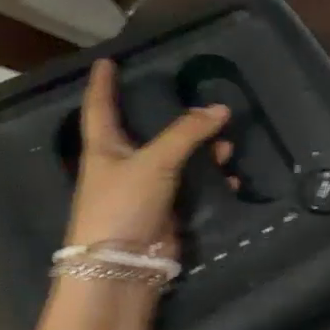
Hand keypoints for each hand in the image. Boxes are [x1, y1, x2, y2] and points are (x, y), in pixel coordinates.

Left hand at [65, 58, 231, 255]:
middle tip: (197, 102)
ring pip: (178, 160)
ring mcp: (145, 190)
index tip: (105, 62)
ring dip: (202, 151)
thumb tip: (220, 109)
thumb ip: (188, 133)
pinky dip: (212, 181)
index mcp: (104, 148)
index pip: (99, 108)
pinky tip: (230, 178)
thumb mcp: (154, 161)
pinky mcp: (166, 212)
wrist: (123, 267)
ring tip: (226, 144)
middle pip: (149, 133)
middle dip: (175, 119)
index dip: (102, 84)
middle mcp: (123, 165)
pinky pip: (193, 187)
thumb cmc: (122, 205)